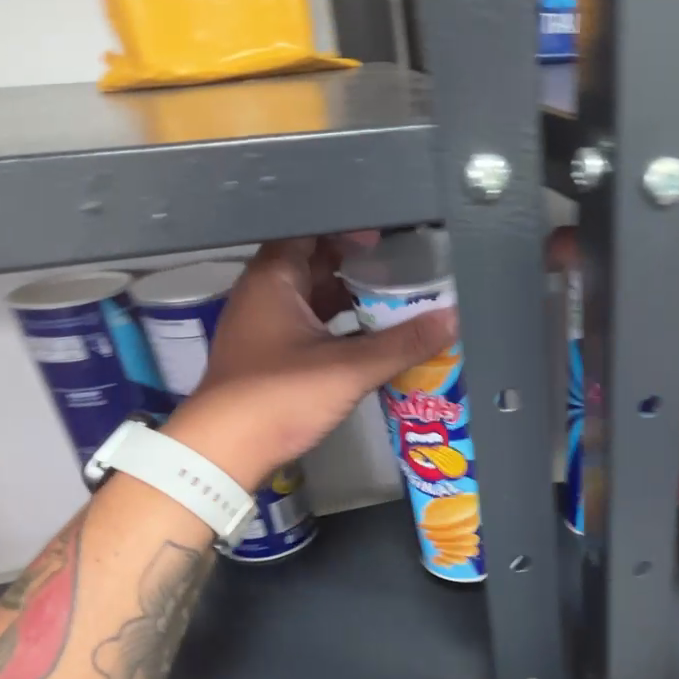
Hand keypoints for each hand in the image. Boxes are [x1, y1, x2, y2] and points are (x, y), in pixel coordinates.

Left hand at [161, 235, 458, 489]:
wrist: (226, 450)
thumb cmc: (279, 396)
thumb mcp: (348, 368)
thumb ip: (403, 343)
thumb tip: (452, 319)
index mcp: (274, 278)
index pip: (313, 230)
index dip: (351, 228)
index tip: (390, 236)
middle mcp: (264, 292)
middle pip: (315, 262)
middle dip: (358, 264)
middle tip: (404, 268)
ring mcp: (265, 325)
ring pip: (313, 297)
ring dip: (351, 297)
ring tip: (396, 300)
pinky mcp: (269, 355)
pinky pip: (310, 325)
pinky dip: (339, 325)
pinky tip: (371, 337)